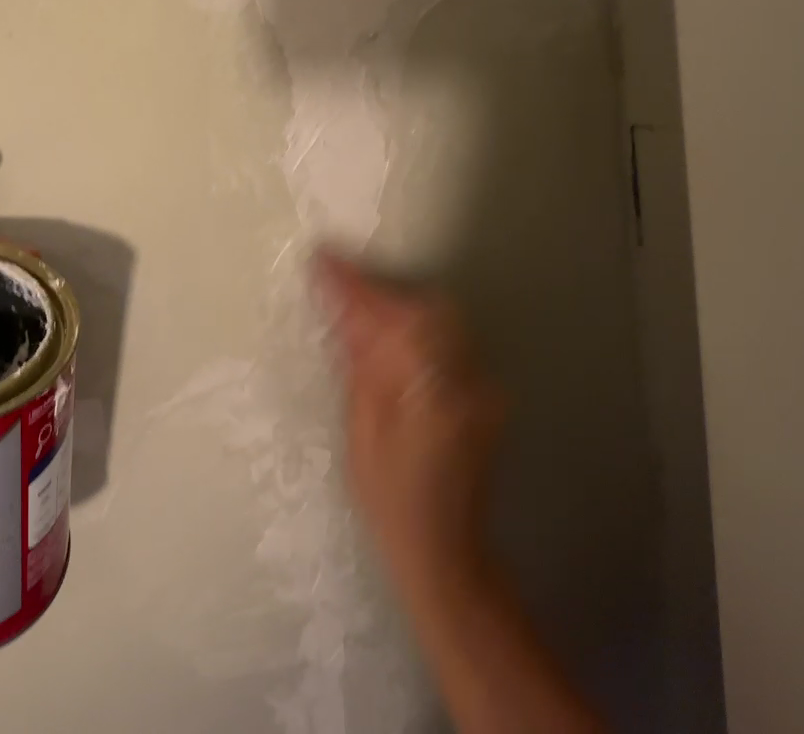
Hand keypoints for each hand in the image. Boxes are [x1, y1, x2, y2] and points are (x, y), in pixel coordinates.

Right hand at [312, 252, 503, 587]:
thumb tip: (348, 315)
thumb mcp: (362, 432)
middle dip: (381, 290)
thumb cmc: (387, 497)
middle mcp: (468, 381)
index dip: (357, 286)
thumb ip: (362, 366)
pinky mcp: (480, 394)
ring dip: (395, 306)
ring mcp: (481, 387)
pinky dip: (410, 329)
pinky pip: (444, 342)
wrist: (441, 546)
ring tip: (352, 303)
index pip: (395, 319)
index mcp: (433, 392)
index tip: (322, 258)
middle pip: (430, 310)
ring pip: (439, 323)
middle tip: (336, 280)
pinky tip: (382, 336)